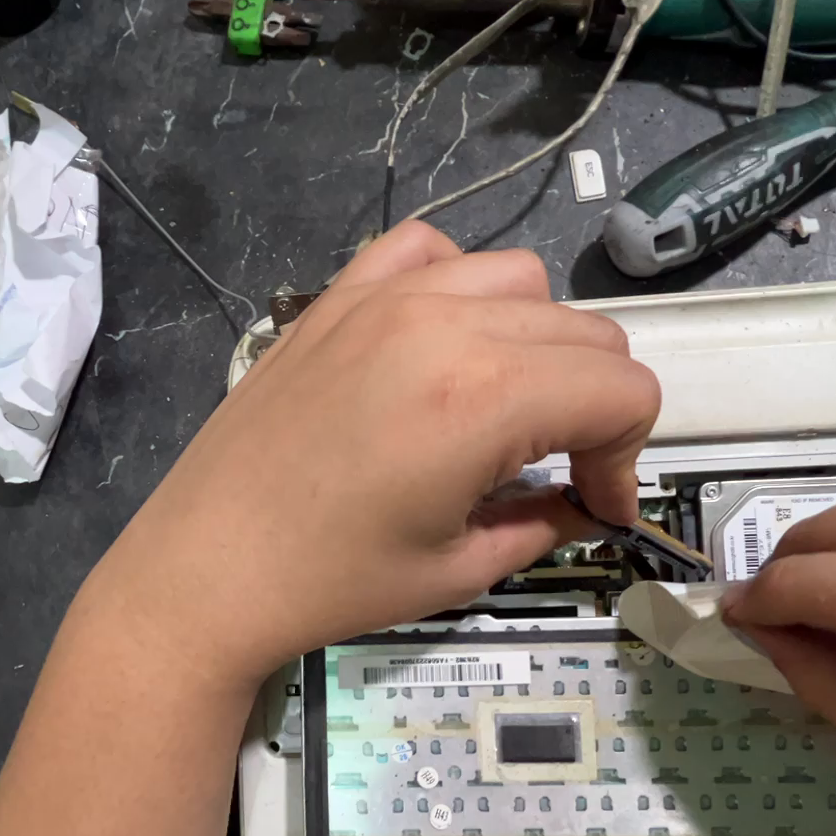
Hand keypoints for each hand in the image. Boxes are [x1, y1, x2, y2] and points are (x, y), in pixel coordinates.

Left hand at [85, 222, 658, 684]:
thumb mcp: (459, 571)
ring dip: (539, 347)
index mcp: (485, 396)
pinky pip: (430, 252)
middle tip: (556, 471)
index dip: (628, 457)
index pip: (624, 390)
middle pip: (588, 334)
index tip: (595, 506)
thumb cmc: (330, 583)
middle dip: (595, 409)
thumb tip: (587, 504)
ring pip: (523, 281)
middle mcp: (446, 323)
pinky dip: (459, 288)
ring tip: (500, 409)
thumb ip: (546, 524)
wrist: (207, 567)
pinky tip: (441, 342)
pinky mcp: (337, 297)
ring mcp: (385, 297)